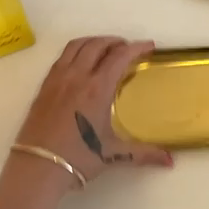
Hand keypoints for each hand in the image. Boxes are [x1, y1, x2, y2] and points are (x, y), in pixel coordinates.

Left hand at [13, 37, 173, 189]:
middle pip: (97, 45)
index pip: (119, 57)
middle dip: (115, 42)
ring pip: (76, 46)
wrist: (38, 167)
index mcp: (97, 89)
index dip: (136, 48)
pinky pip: (62, 57)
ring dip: (94, 41)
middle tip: (128, 48)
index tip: (149, 46)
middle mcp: (77, 77)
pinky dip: (76, 51)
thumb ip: (144, 153)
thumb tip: (170, 160)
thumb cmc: (78, 158)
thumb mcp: (114, 155)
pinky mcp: (44, 86)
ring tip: (104, 48)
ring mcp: (57, 79)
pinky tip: (80, 63)